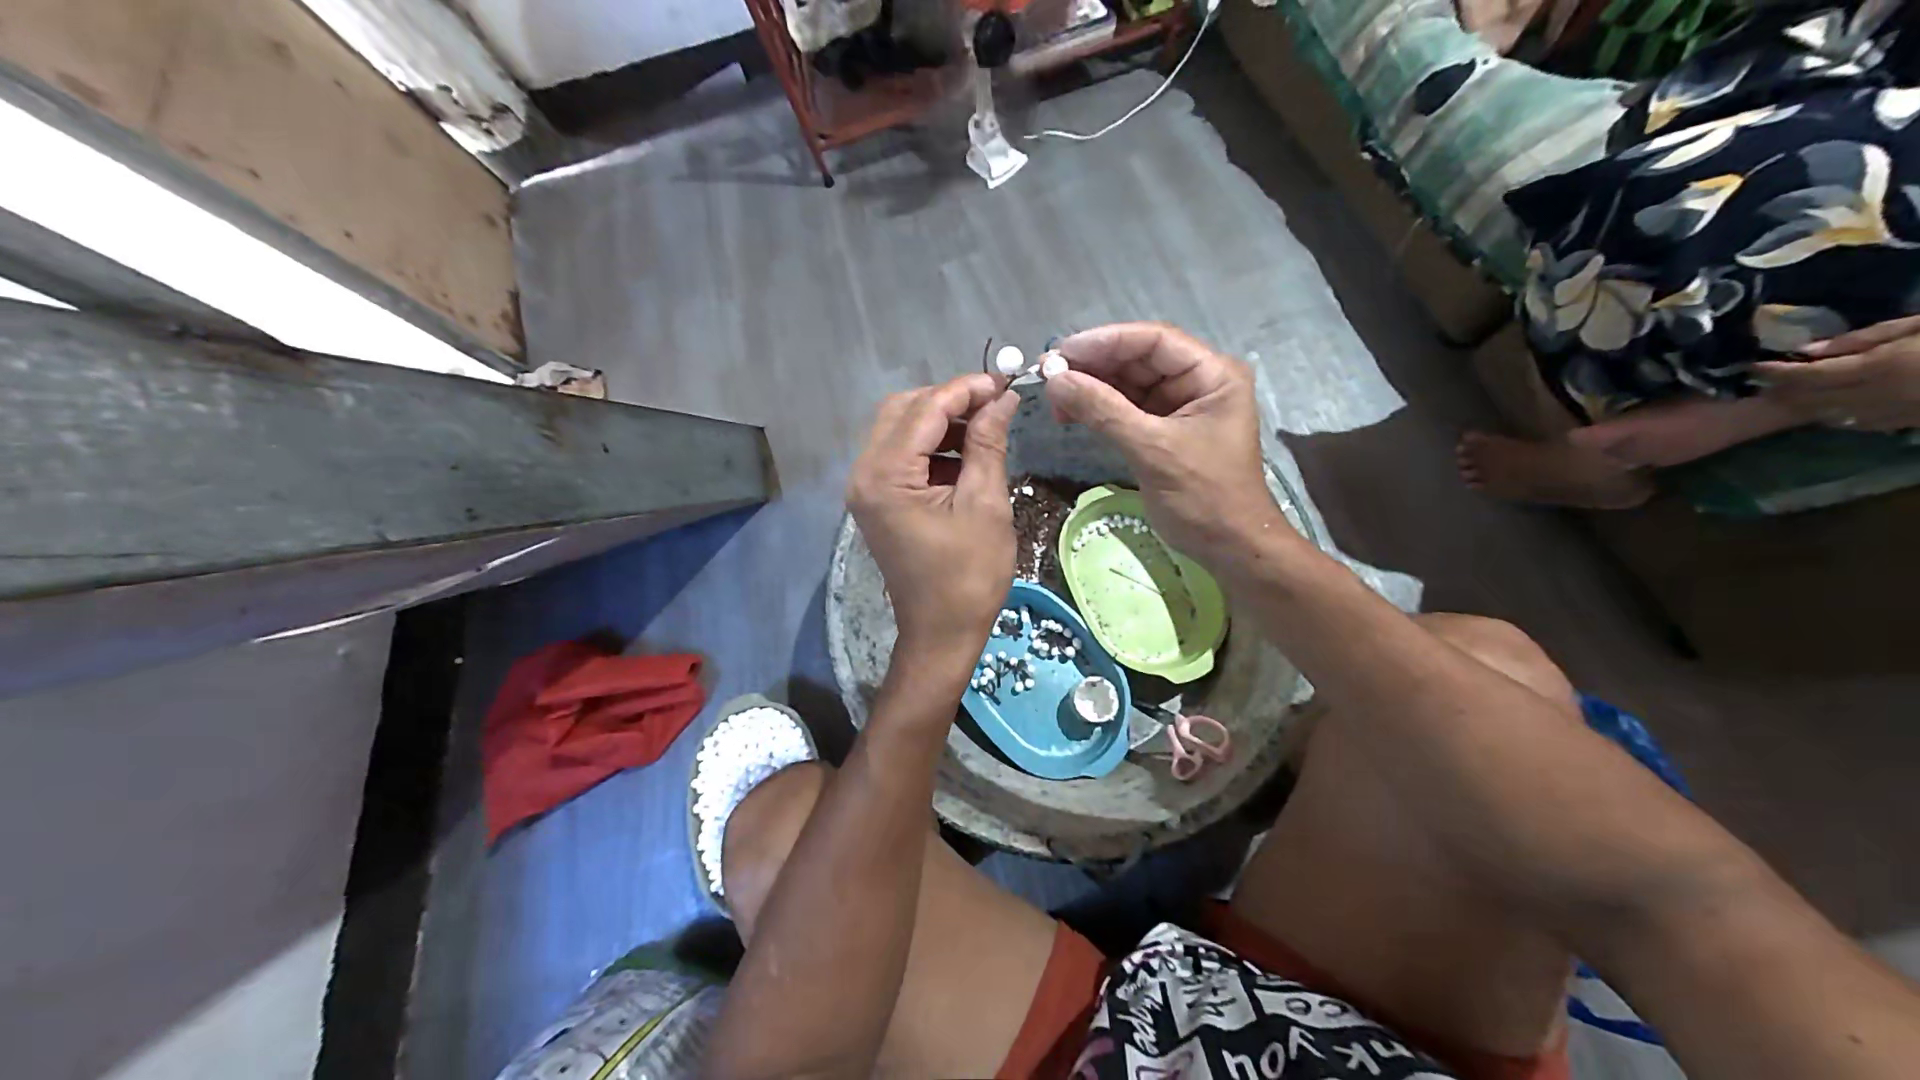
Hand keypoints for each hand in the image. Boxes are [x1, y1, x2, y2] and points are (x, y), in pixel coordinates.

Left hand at [848, 373, 1020, 667]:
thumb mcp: (985, 504)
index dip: (966, 389)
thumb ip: (988, 443)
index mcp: (886, 476)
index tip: (1005, 381)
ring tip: (986, 428)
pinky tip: (965, 454)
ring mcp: (866, 488)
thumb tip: (1003, 398)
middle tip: (995, 404)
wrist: (941, 633)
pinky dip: (932, 447)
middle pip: (903, 410)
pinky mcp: (877, 500)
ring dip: (941, 422)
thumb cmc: (969, 576)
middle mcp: (864, 474)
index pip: (924, 409)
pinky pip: (901, 456)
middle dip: (949, 401)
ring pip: (900, 429)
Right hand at [1045, 323, 1288, 565]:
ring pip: (1127, 383)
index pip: (1153, 341)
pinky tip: (1070, 412)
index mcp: (1212, 374)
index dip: (1105, 341)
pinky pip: (1125, 408)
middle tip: (1047, 374)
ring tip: (1053, 397)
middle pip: (1137, 358)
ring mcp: (1179, 406)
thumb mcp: (1153, 450)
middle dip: (1092, 365)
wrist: (1230, 547)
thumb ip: (1104, 410)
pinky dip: (1098, 408)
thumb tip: (1055, 380)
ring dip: (1090, 387)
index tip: (1061, 353)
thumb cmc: (1204, 496)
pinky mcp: (1162, 430)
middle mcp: (1197, 381)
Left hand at [1754, 316, 1919, 432]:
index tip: (1753, 366)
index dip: (1774, 373)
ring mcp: (1897, 413)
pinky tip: (1831, 404)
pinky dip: (1837, 413)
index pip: (1806, 377)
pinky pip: (1860, 422)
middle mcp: (1880, 396)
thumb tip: (1808, 350)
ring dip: (1805, 405)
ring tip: (1786, 392)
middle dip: (1782, 392)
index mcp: (1881, 368)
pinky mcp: (1912, 423)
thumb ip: (1863, 339)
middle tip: (1762, 381)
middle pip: (1810, 400)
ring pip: (1830, 415)